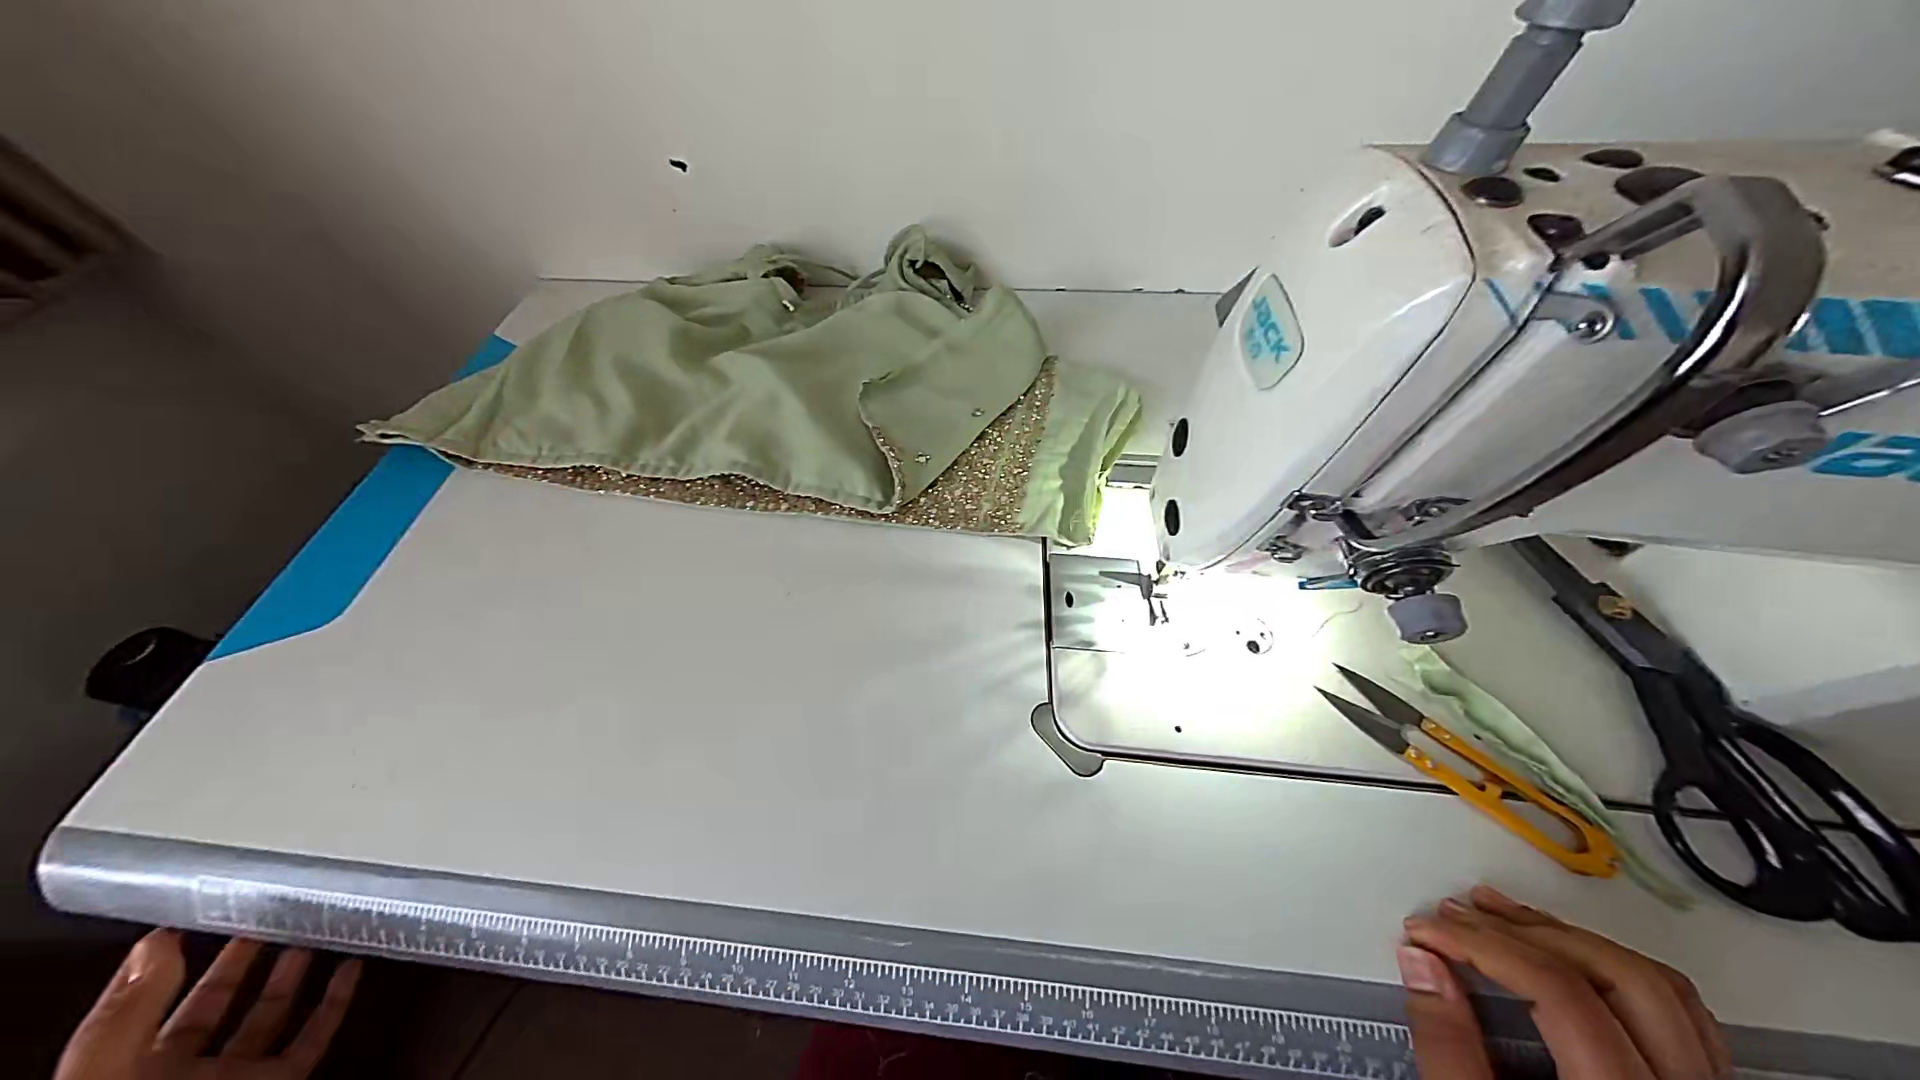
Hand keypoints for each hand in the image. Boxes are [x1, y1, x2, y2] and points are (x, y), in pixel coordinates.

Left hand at [56, 930, 360, 1079]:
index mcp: (125, 1072)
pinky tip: (348, 971)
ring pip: (271, 1015)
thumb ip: (124, 1017)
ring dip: (294, 972)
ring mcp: (236, 1079)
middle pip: (217, 1004)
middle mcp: (180, 1075)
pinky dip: (337, 1000)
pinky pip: (314, 1038)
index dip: (176, 959)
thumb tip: (153, 943)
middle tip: (273, 912)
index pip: (151, 1002)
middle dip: (245, 958)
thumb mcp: (105, 1078)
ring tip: (314, 930)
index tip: (206, 913)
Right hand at [1399, 886, 1730, 1079]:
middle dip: (1522, 931)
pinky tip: (1564, 951)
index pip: (1559, 993)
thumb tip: (1420, 963)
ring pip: (1657, 988)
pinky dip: (1610, 964)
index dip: (1482, 945)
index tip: (1429, 930)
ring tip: (1504, 916)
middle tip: (1459, 914)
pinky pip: (1680, 1013)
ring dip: (1567, 936)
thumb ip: (1448, 1049)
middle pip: (1616, 978)